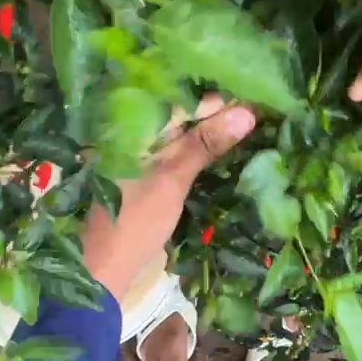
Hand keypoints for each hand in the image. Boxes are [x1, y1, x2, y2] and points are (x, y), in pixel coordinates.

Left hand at [82, 96, 255, 300]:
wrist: (105, 266)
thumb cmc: (135, 221)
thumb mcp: (173, 179)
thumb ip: (205, 144)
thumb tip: (247, 113)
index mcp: (127, 125)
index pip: (177, 98)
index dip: (214, 97)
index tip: (252, 93)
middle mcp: (127, 131)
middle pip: (177, 111)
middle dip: (214, 111)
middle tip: (256, 107)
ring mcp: (132, 152)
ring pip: (177, 131)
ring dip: (207, 129)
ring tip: (247, 121)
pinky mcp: (140, 171)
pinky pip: (172, 148)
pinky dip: (194, 147)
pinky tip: (219, 145)